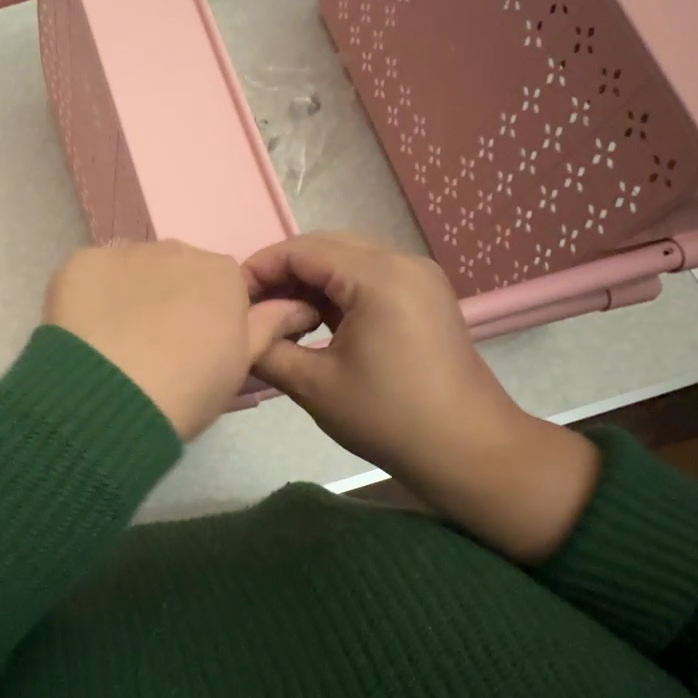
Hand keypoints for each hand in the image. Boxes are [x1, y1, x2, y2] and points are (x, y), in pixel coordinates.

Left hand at [44, 241, 313, 441]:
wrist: (112, 399)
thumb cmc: (187, 389)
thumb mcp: (240, 365)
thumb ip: (268, 327)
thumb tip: (300, 306)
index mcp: (223, 275)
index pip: (220, 287)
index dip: (204, 319)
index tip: (190, 351)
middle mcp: (177, 250)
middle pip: (174, 271)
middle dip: (166, 300)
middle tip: (150, 349)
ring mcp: (125, 253)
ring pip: (130, 271)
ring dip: (127, 296)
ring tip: (112, 344)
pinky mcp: (80, 262)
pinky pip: (90, 275)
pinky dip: (87, 297)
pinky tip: (84, 332)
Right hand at [244, 232, 599, 563]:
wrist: (468, 450)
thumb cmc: (388, 417)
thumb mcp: (312, 384)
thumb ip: (266, 347)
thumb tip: (239, 330)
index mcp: (378, 277)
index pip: (301, 250)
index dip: (258, 269)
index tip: (229, 301)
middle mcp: (402, 262)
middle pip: (324, 247)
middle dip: (280, 273)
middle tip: (248, 309)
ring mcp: (418, 278)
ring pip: (345, 260)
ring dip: (306, 283)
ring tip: (275, 319)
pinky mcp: (423, 297)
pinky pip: (367, 277)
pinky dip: (333, 292)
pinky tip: (310, 324)